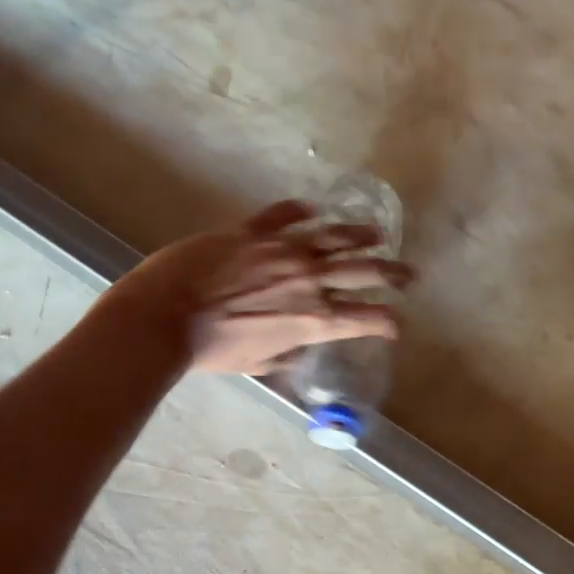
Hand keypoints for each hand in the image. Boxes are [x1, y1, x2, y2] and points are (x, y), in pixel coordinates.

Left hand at [104, 199, 413, 374]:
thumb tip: (296, 350)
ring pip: (334, 236)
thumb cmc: (211, 351)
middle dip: (393, 274)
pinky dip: (300, 211)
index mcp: (314, 320)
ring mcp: (283, 251)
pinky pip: (283, 214)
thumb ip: (286, 355)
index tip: (396, 327)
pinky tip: (313, 209)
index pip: (367, 319)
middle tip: (409, 275)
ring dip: (361, 234)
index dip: (388, 323)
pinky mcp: (252, 232)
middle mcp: (310, 281)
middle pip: (364, 272)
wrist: (163, 318)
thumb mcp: (259, 364)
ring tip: (378, 233)